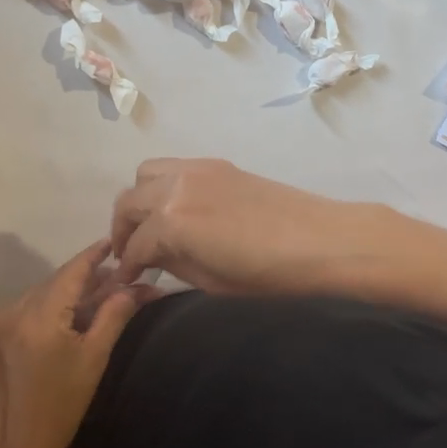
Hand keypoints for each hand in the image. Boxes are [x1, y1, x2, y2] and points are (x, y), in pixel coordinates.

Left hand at [0, 240, 149, 447]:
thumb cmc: (62, 405)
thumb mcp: (94, 358)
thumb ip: (114, 314)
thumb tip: (137, 285)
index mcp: (39, 316)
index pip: (71, 271)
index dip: (93, 255)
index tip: (112, 242)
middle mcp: (9, 309)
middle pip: (54, 283)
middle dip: (84, 281)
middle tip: (113, 282)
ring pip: (36, 296)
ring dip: (61, 297)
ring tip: (88, 305)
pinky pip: (18, 311)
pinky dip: (39, 311)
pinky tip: (56, 324)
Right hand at [108, 158, 424, 296]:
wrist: (322, 241)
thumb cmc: (268, 275)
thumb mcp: (211, 282)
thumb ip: (173, 264)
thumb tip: (152, 259)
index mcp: (171, 222)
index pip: (134, 245)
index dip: (126, 267)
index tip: (124, 281)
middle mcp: (174, 188)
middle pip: (129, 202)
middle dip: (123, 230)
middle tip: (131, 254)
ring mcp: (195, 170)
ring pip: (145, 175)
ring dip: (139, 200)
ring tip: (149, 225)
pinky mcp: (216, 164)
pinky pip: (173, 168)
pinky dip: (163, 185)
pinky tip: (176, 209)